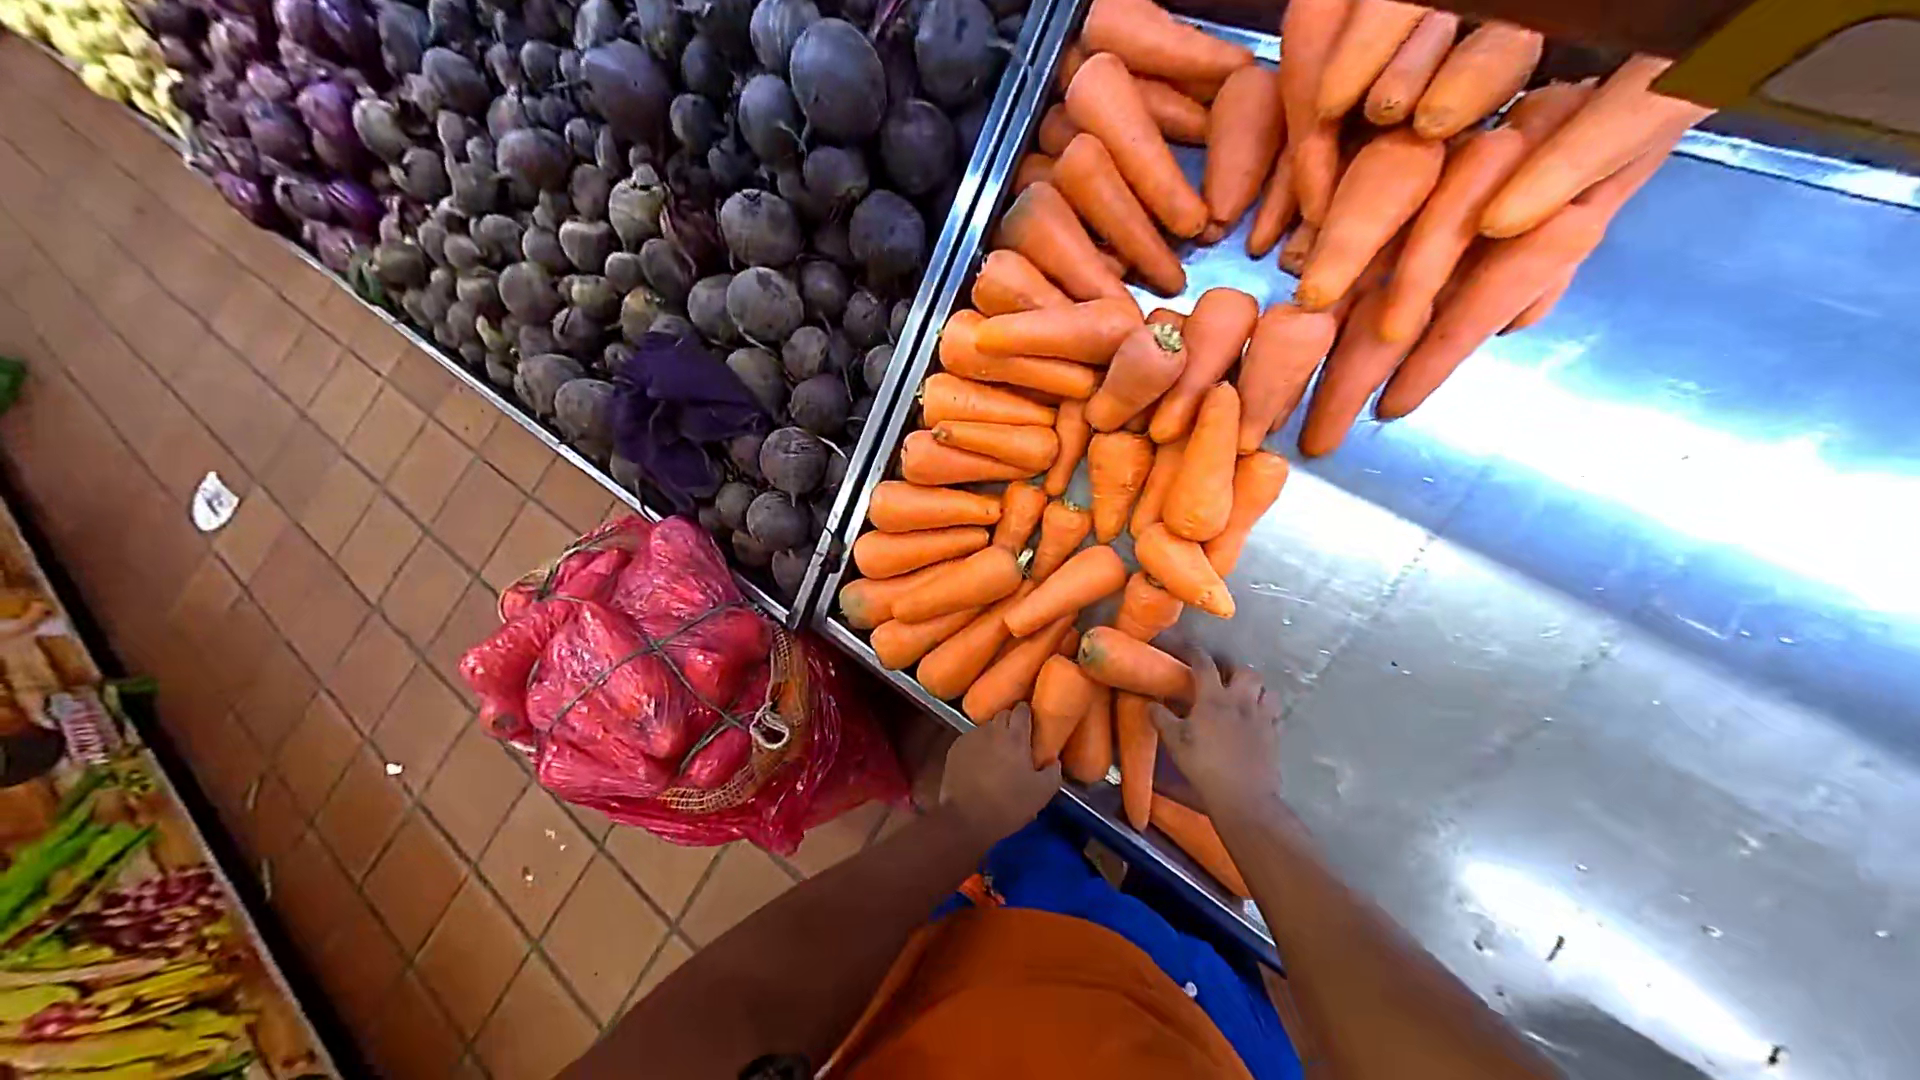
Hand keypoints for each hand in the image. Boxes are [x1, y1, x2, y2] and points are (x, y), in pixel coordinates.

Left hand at [940, 704, 1061, 845]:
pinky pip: (971, 739)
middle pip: (1003, 715)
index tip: (1031, 726)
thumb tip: (1053, 760)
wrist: (966, 818)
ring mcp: (971, 737)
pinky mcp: (955, 748)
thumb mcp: (1042, 793)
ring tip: (997, 755)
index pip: (1022, 709)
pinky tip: (979, 763)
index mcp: (1015, 736)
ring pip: (986, 728)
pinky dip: (978, 746)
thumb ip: (1053, 772)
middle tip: (1017, 742)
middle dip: (1011, 723)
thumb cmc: (1008, 804)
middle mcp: (992, 729)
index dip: (1027, 714)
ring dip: (994, 736)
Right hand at [1150, 649, 1283, 818]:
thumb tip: (1151, 704)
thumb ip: (1162, 719)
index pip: (1205, 665)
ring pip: (1267, 690)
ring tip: (1244, 696)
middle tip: (1223, 677)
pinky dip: (1266, 711)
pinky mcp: (1275, 735)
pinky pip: (1274, 714)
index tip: (1189, 649)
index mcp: (1214, 699)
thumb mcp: (1175, 742)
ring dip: (1256, 689)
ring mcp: (1262, 718)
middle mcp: (1241, 702)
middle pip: (1245, 671)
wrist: (1243, 797)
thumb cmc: (1204, 766)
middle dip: (1234, 669)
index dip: (1196, 653)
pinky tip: (1256, 720)